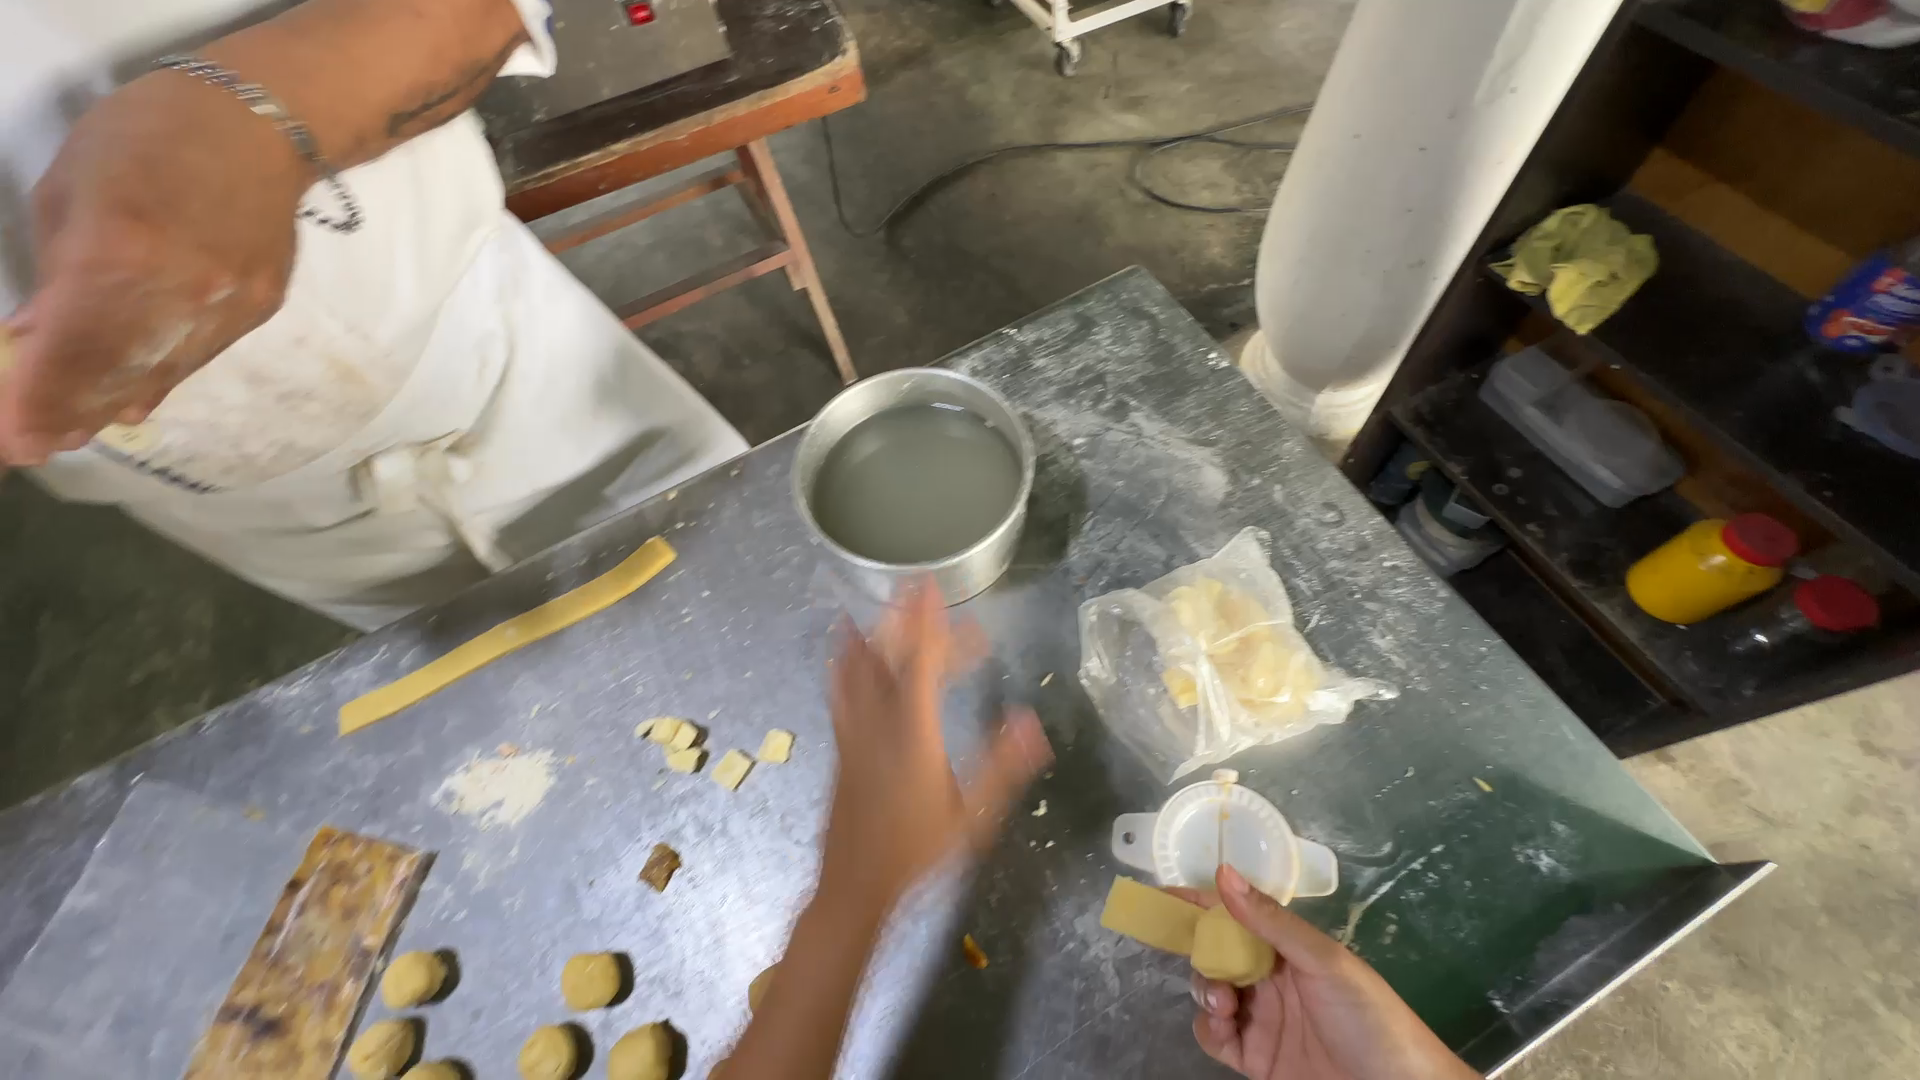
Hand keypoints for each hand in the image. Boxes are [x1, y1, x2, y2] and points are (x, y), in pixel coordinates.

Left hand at [0, 70, 308, 463]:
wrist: (257, 135)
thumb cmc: (144, 142)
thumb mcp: (72, 196)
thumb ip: (62, 274)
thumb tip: (43, 338)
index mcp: (126, 253)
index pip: (77, 346)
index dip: (42, 398)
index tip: (15, 440)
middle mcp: (189, 295)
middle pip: (128, 371)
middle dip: (75, 412)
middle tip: (35, 448)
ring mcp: (234, 308)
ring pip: (170, 369)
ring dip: (117, 401)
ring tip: (77, 429)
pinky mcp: (260, 309)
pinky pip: (203, 353)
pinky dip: (164, 378)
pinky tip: (140, 396)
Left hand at [819, 579, 1052, 907]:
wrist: (854, 883)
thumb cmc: (918, 850)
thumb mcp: (972, 815)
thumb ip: (1003, 766)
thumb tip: (1033, 722)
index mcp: (914, 733)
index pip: (920, 663)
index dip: (927, 622)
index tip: (932, 588)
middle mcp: (879, 722)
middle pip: (889, 657)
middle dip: (904, 617)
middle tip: (917, 584)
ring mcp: (854, 731)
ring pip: (859, 669)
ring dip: (872, 631)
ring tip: (879, 602)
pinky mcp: (842, 743)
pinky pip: (840, 690)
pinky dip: (843, 661)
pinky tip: (841, 649)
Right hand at [1179, 865, 1478, 1079]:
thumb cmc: (1370, 1018)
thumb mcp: (1325, 962)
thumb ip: (1271, 921)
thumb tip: (1222, 871)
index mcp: (1285, 948)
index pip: (1234, 914)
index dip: (1199, 903)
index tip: (1162, 895)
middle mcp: (1268, 978)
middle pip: (1214, 953)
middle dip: (1200, 952)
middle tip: (1207, 961)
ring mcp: (1260, 1019)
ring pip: (1209, 991)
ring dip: (1206, 989)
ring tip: (1225, 1002)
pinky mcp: (1255, 1059)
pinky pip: (1214, 1036)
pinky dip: (1209, 1027)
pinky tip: (1224, 1026)